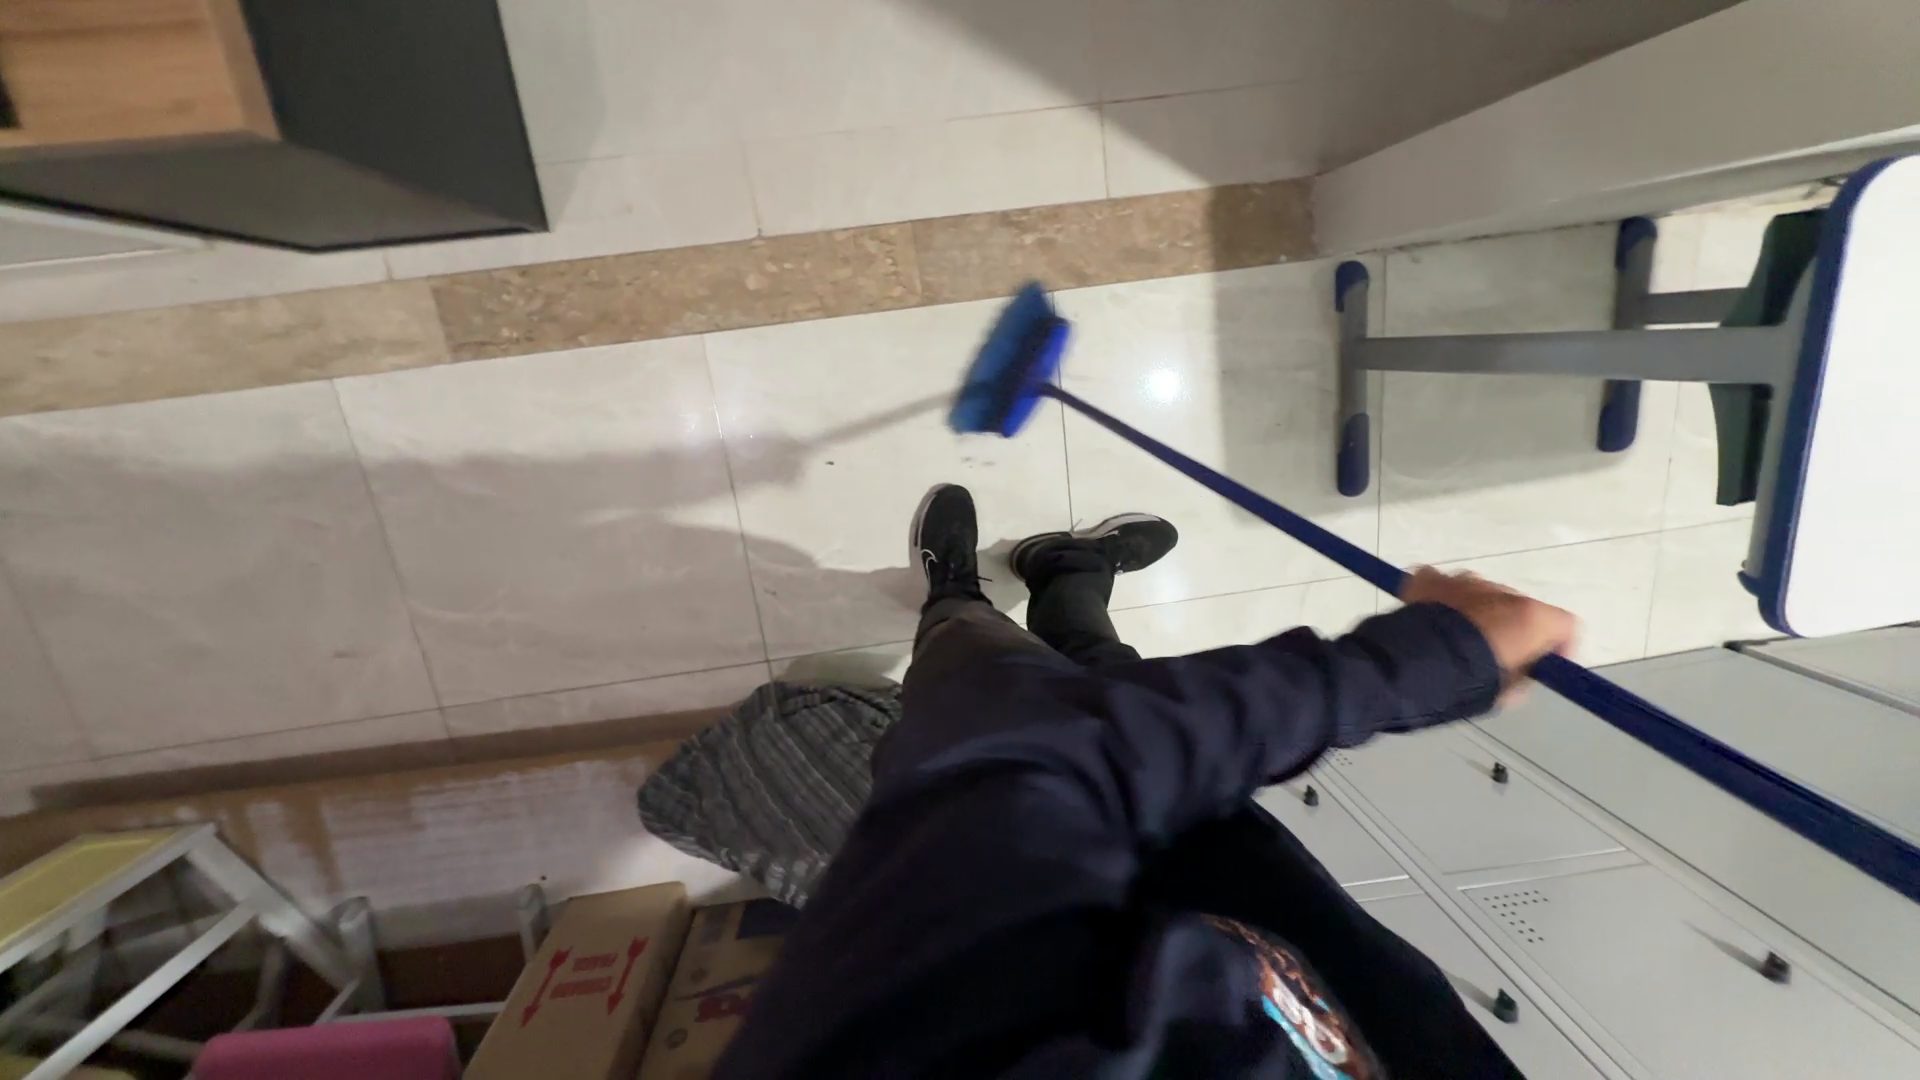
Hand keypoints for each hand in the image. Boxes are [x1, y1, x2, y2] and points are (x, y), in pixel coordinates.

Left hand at [1401, 567, 1577, 703]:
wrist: (1416, 662)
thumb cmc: (1471, 680)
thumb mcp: (1512, 689)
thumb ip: (1524, 671)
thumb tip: (1518, 666)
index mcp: (1532, 616)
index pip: (1564, 625)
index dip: (1557, 645)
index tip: (1545, 663)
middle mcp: (1501, 590)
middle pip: (1517, 606)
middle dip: (1509, 626)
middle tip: (1488, 651)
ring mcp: (1463, 581)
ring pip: (1478, 593)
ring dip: (1474, 609)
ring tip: (1454, 635)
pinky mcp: (1429, 578)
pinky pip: (1440, 582)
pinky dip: (1439, 595)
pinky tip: (1430, 614)